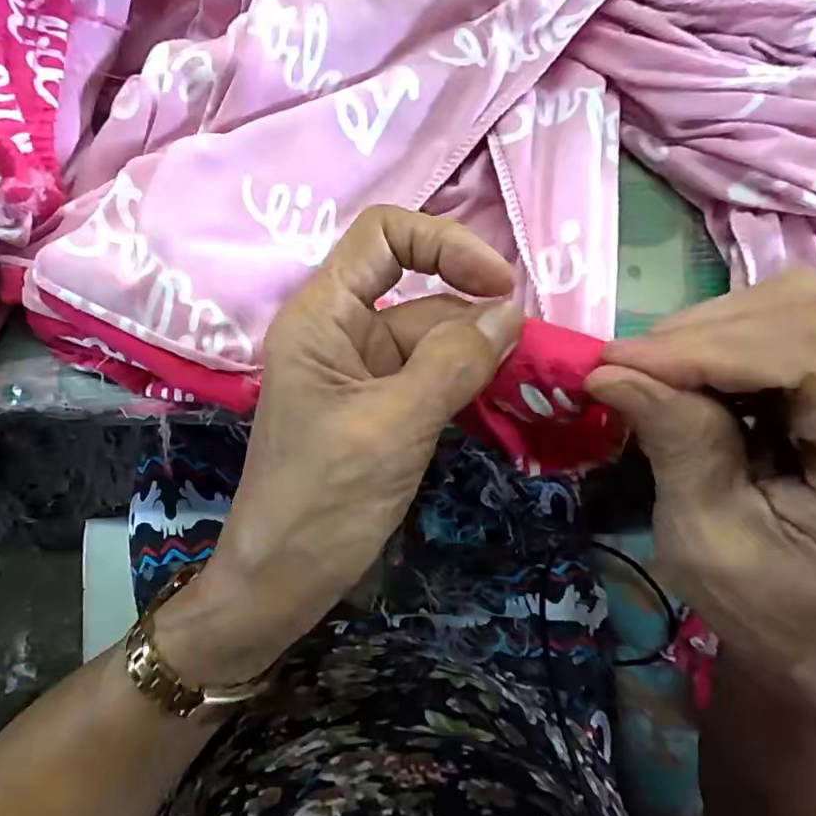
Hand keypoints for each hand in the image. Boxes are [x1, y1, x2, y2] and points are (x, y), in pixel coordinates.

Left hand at [155, 206, 523, 682]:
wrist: (280, 580)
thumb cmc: (322, 502)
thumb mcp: (394, 426)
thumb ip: (453, 361)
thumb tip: (510, 310)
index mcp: (320, 318)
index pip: (382, 235)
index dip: (445, 243)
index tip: (500, 288)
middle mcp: (336, 333)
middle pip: (417, 292)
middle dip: (475, 317)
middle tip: (535, 360)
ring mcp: (355, 373)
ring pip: (428, 339)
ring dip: (477, 355)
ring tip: (529, 385)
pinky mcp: (372, 409)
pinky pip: (425, 378)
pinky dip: (462, 384)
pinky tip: (500, 401)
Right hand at [585, 272, 815, 683]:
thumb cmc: (762, 612)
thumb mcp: (705, 539)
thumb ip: (677, 443)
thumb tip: (611, 369)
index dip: (716, 344)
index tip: (622, 362)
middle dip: (709, 334)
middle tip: (630, 366)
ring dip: (721, 334)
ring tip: (661, 374)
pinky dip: (742, 347)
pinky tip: (704, 380)